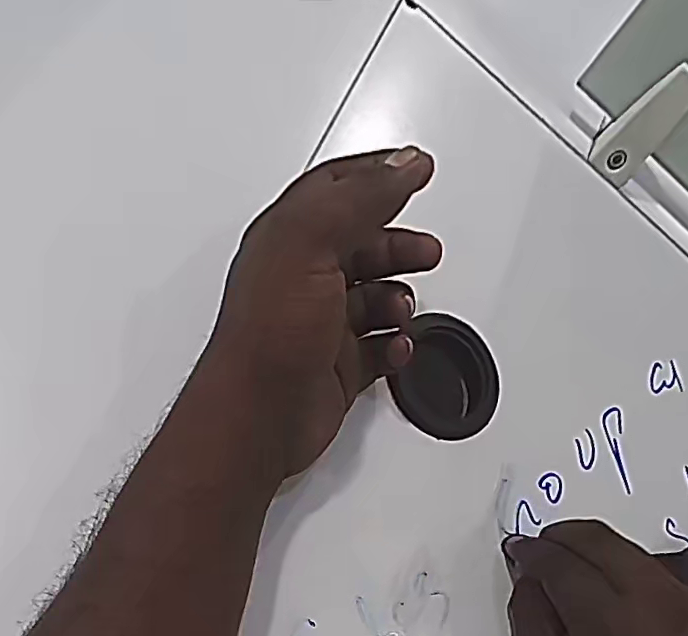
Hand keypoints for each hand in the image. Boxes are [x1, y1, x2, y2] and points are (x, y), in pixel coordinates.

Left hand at [201, 147, 441, 476]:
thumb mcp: (311, 245)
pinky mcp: (334, 368)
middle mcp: (303, 280)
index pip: (337, 191)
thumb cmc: (270, 336)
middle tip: (425, 249)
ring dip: (397, 300)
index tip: (415, 167)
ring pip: (371, 301)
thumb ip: (357, 200)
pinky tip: (398, 346)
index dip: (379, 175)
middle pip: (360, 247)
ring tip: (404, 307)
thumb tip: (400, 167)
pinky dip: (393, 346)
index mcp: (289, 240)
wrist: (261, 415)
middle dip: (397, 245)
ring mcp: (319, 327)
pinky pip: (376, 350)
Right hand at [505, 520, 687, 635]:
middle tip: (535, 549)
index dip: (532, 551)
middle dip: (557, 536)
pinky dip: (608, 556)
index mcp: (604, 618)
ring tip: (561, 563)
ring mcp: (670, 590)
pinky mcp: (683, 593)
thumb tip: (527, 577)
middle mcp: (643, 593)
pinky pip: (636, 557)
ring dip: (583, 543)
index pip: (560, 563)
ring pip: (616, 541)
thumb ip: (529, 617)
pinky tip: (594, 579)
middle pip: (592, 538)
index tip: (515, 549)